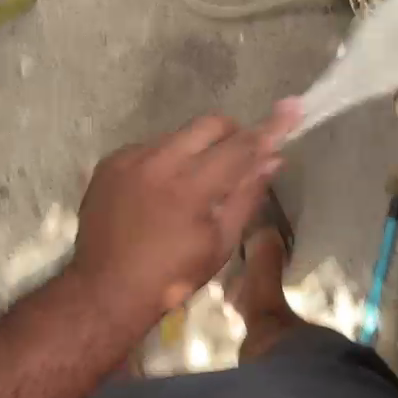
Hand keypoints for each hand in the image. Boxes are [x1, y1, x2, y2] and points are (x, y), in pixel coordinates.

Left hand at [67, 103, 299, 311]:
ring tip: (192, 186)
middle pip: (209, 124)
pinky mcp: (110, 163)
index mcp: (190, 187)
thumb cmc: (172, 276)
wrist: (104, 291)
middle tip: (237, 160)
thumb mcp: (220, 243)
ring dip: (196, 150)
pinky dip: (165, 161)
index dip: (270, 127)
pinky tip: (160, 192)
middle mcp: (158, 162)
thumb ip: (247, 195)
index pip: (241, 146)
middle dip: (232, 135)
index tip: (292, 106)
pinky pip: (150, 147)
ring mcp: (129, 159)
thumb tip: (273, 159)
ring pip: (178, 134)